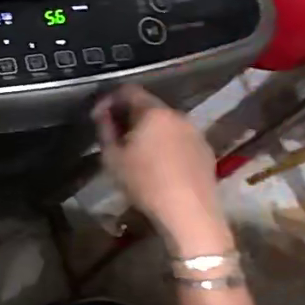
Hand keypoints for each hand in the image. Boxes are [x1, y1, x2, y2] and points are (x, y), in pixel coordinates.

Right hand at [92, 85, 232, 253]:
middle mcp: (177, 115)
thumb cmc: (145, 183)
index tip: (98, 116)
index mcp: (153, 112)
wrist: (189, 214)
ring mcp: (195, 132)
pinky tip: (160, 164)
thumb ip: (105, 130)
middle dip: (129, 116)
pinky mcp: (206, 150)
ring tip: (137, 151)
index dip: (109, 99)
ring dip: (149, 130)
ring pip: (165, 123)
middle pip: (148, 106)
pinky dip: (166, 144)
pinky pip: (180, 138)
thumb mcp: (113, 158)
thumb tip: (102, 114)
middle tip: (115, 134)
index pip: (128, 91)